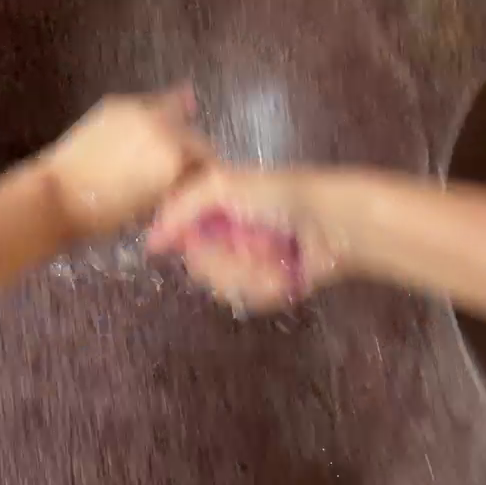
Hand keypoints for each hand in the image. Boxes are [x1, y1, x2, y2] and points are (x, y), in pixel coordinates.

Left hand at [37, 86, 212, 237]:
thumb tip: (186, 176)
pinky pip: (145, 105)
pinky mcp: (117, 103)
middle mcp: (163, 127)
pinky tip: (146, 127)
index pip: (206, 157)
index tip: (196, 178)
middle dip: (190, 149)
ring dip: (175, 124)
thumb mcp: (153, 205)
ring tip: (166, 141)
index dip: (202, 170)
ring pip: (172, 109)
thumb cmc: (107, 213)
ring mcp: (139, 110)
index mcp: (175, 157)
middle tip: (180, 165)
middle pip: (193, 134)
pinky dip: (150, 115)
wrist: (59, 194)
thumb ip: (176, 184)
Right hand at [145, 167, 351, 312]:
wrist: (335, 223)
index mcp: (212, 208)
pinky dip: (268, 288)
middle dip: (227, 261)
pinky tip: (285, 274)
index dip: (187, 243)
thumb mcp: (222, 184)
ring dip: (250, 274)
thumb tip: (150, 242)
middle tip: (252, 245)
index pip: (178, 237)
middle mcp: (225, 236)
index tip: (197, 241)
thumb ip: (181, 206)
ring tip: (275, 258)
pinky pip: (249, 300)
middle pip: (200, 268)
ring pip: (224, 288)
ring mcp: (247, 263)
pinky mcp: (268, 286)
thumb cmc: (280, 194)